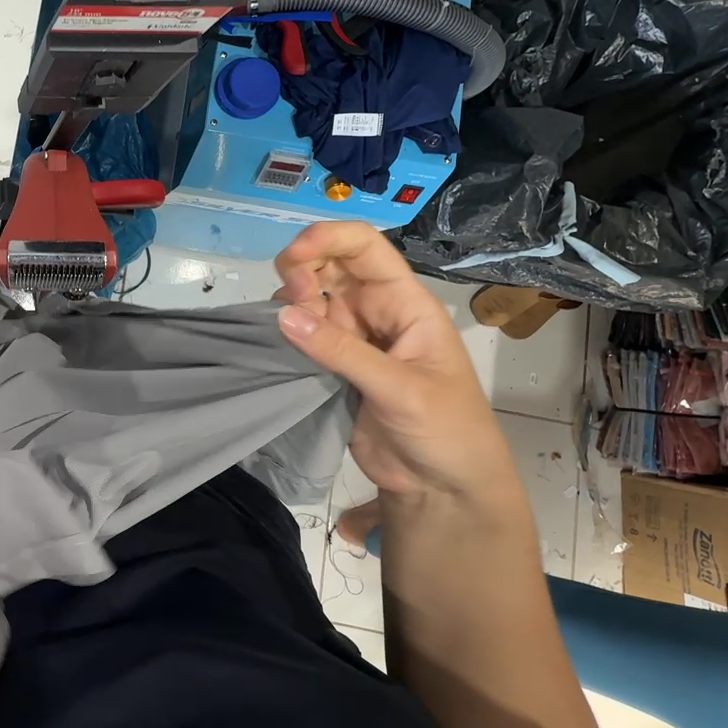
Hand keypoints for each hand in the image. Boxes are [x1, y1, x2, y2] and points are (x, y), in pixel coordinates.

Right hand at [273, 221, 515, 498]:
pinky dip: (284, 332)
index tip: (295, 256)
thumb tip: (285, 315)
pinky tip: (279, 345)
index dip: (328, 238)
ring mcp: (352, 338)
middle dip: (301, 269)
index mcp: (406, 304)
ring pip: (309, 298)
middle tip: (290, 299)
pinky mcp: (332, 365)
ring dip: (290, 303)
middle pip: (329, 265)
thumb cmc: (447, 432)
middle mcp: (375, 312)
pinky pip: (301, 334)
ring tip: (287, 332)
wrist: (443, 489)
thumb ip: (343, 352)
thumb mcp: (402, 390)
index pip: (365, 247)